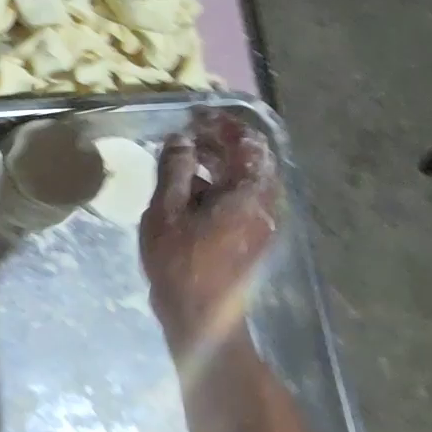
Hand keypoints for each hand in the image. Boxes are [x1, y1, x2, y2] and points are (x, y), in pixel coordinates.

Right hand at [139, 112, 281, 354]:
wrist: (201, 316)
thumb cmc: (180, 261)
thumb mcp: (166, 210)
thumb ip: (175, 170)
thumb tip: (181, 139)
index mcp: (249, 193)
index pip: (247, 143)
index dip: (224, 124)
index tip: (197, 115)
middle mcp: (265, 204)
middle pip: (250, 161)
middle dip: (221, 143)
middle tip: (187, 134)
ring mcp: (262, 223)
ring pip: (245, 181)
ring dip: (218, 164)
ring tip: (183, 159)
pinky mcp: (251, 238)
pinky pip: (240, 200)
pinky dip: (218, 186)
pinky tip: (188, 192)